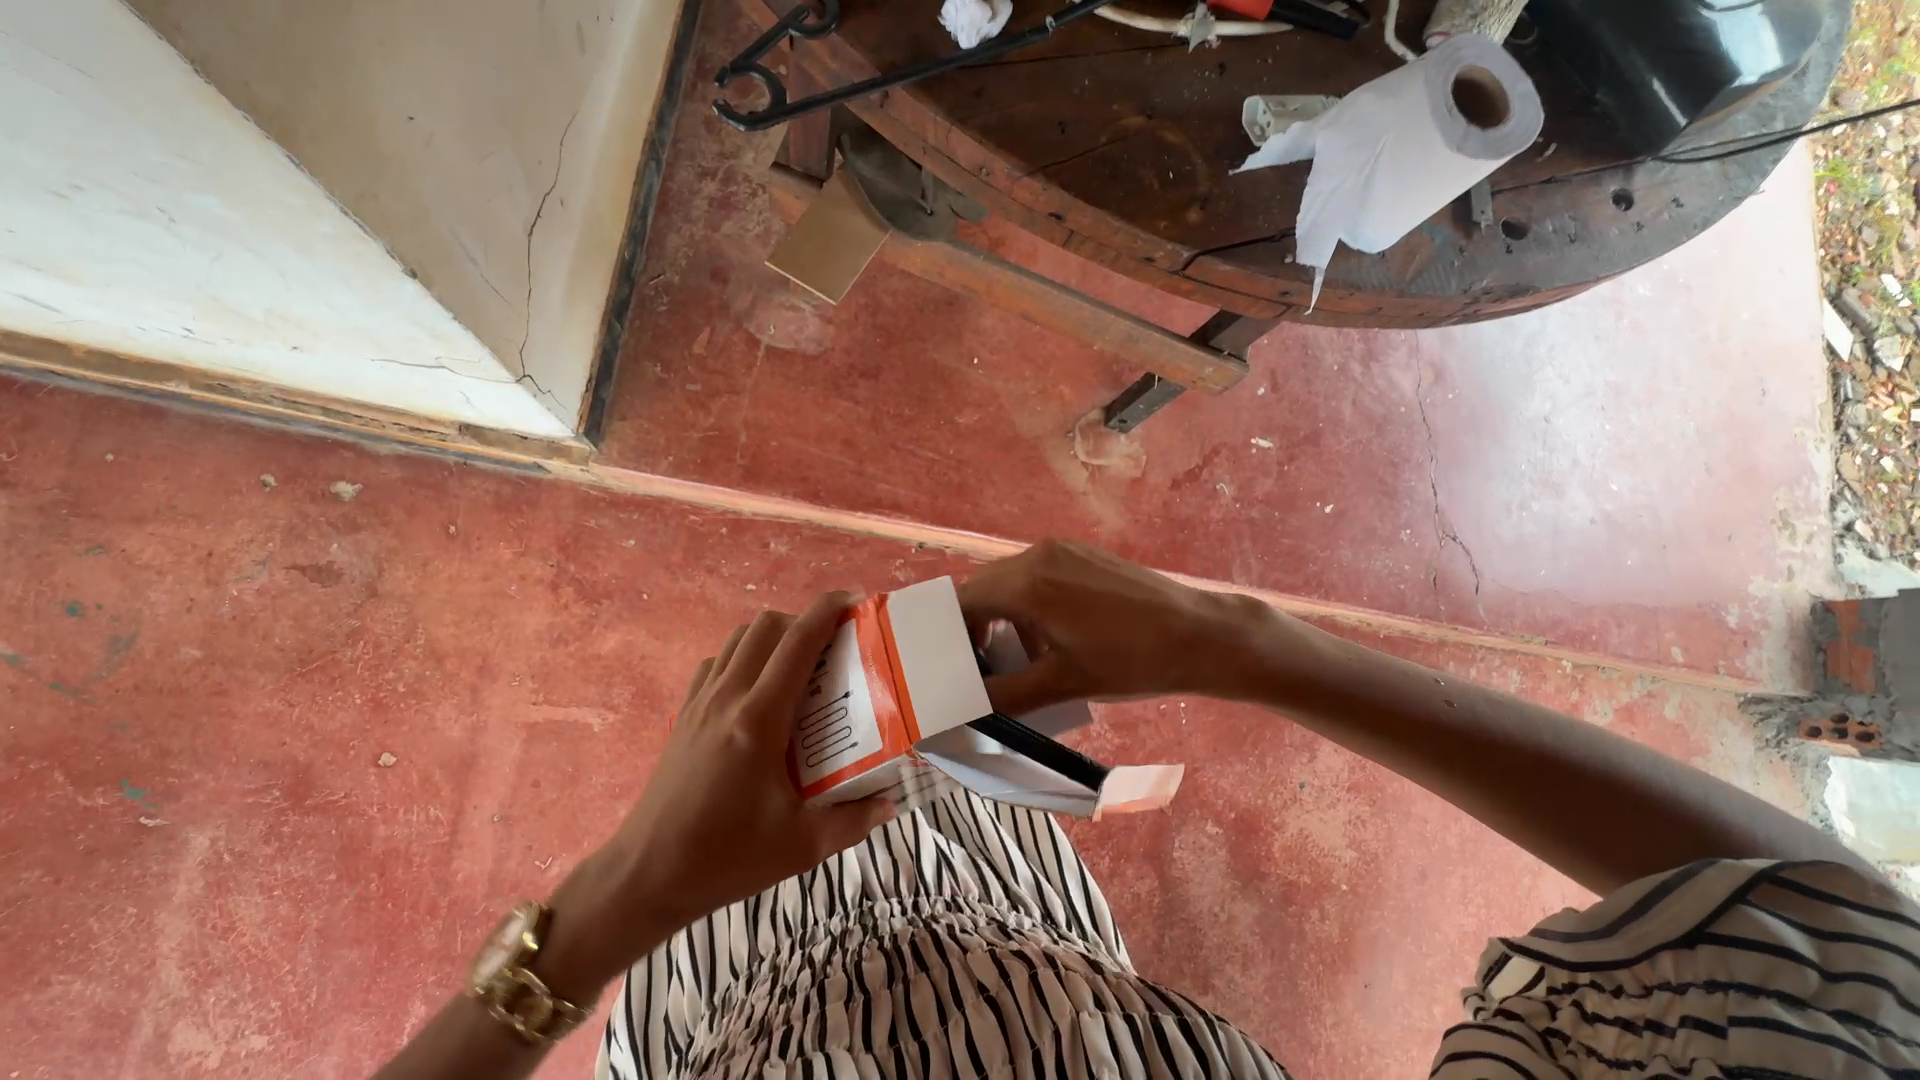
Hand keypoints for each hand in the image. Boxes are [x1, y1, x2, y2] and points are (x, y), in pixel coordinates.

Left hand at [540, 592, 894, 992]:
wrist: (648, 875)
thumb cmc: (727, 858)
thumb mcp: (802, 846)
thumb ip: (854, 820)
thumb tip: (893, 800)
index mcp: (759, 720)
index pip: (797, 643)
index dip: (827, 611)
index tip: (856, 602)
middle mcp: (727, 698)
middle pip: (765, 626)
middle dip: (803, 621)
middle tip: (835, 646)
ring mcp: (700, 703)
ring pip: (738, 639)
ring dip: (772, 637)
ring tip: (801, 665)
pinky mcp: (684, 716)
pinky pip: (717, 664)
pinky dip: (743, 658)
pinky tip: (759, 691)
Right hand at [957, 539, 1276, 714]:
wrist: (1201, 635)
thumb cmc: (1131, 661)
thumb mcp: (1063, 683)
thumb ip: (1008, 694)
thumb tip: (969, 706)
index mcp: (1028, 582)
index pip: (965, 600)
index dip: (953, 634)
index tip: (956, 667)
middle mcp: (1040, 554)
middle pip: (986, 587)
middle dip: (978, 627)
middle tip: (983, 668)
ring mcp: (1066, 550)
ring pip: (1013, 581)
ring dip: (1006, 617)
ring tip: (1021, 659)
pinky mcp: (1086, 556)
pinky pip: (1040, 575)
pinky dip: (1031, 604)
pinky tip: (1053, 639)